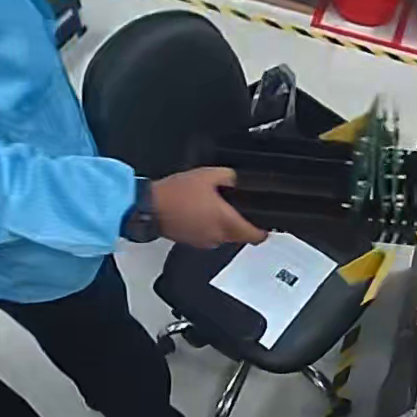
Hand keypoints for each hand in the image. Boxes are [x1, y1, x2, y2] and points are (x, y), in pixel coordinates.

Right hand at [149, 167, 266, 248]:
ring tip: (218, 208)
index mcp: (226, 222)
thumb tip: (238, 179)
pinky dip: (210, 228)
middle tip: (241, 210)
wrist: (150, 207)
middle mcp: (218, 236)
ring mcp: (205, 241)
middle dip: (243, 224)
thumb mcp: (208, 175)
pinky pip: (210, 237)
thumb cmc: (175, 194)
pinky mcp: (193, 242)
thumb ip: (230, 177)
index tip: (266, 224)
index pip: (256, 236)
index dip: (264, 230)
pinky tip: (202, 213)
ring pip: (225, 237)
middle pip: (241, 236)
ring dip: (225, 225)